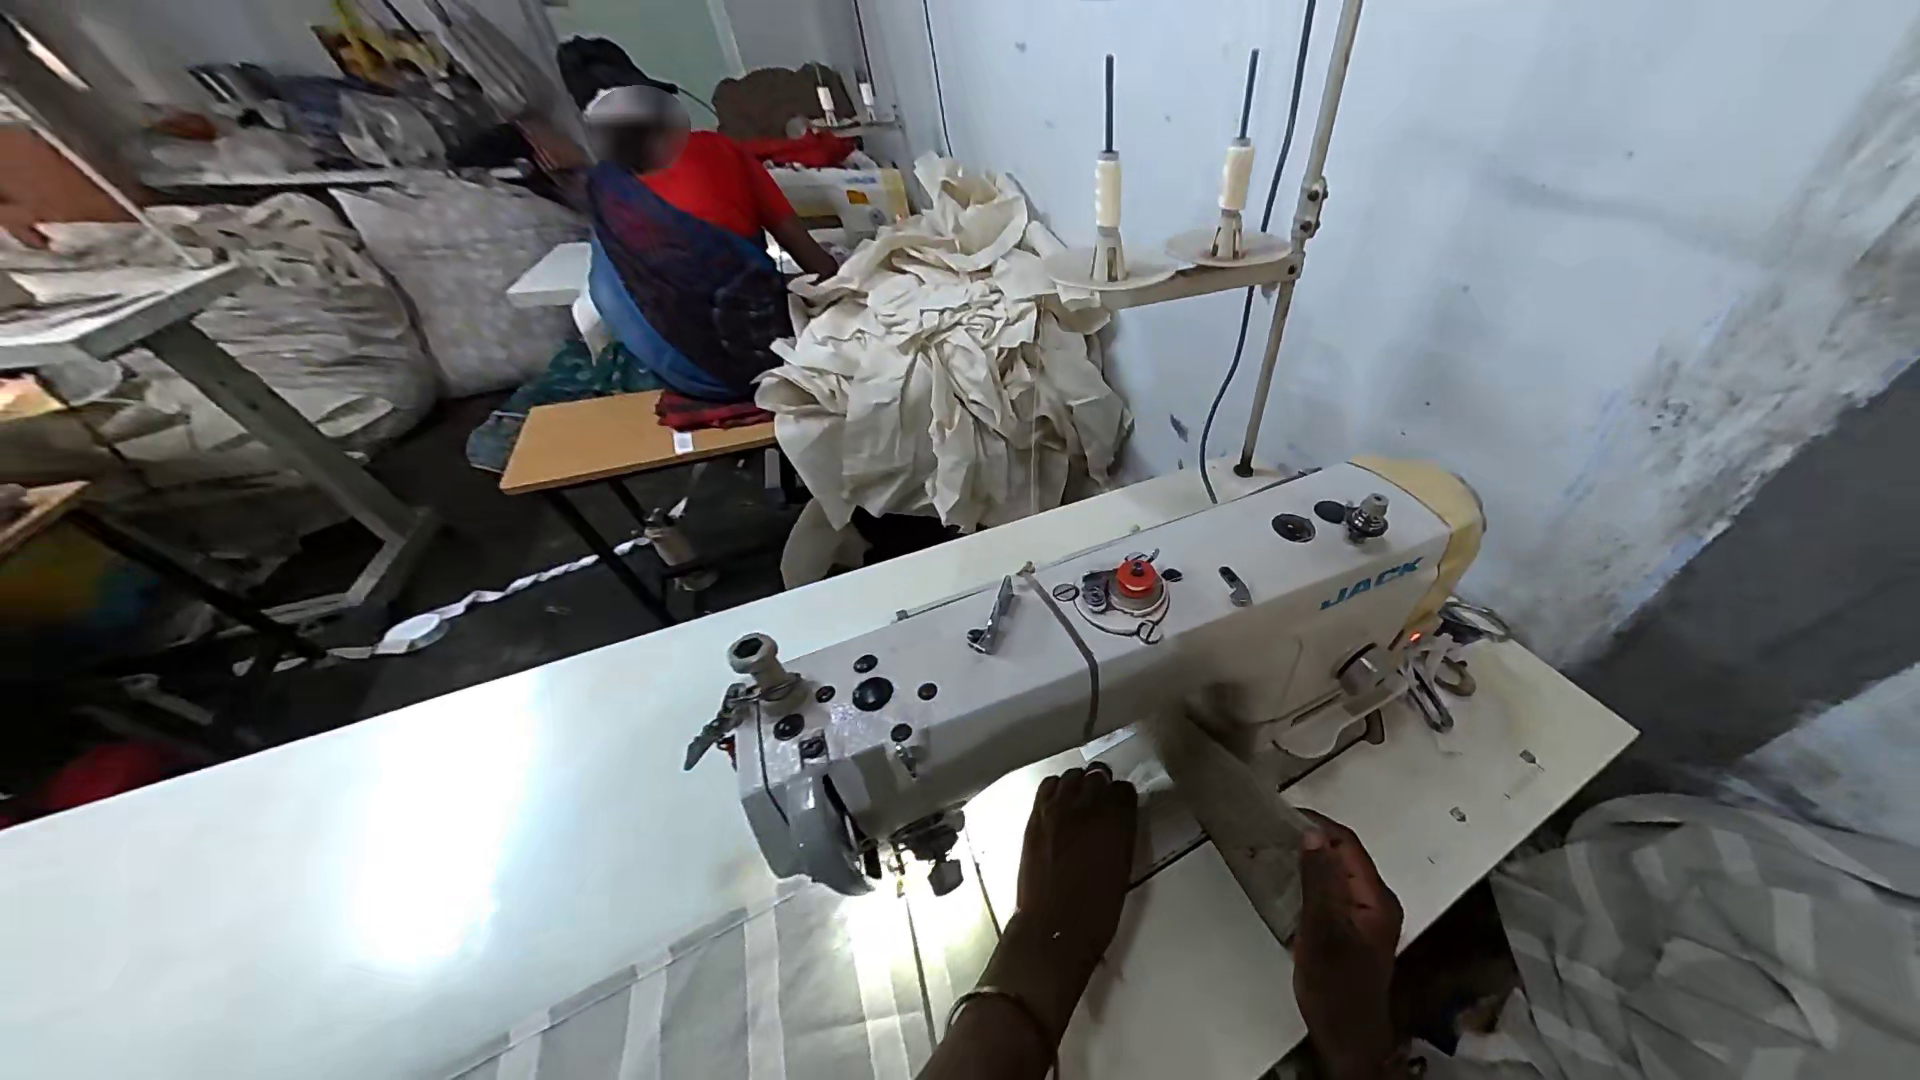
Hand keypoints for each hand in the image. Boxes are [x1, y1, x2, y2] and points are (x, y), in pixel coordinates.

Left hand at [981, 763, 1137, 1040]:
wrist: (1052, 928)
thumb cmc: (1096, 912)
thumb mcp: (1122, 870)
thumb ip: (1121, 836)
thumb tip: (1118, 819)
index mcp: (1113, 824)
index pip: (1124, 790)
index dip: (1124, 796)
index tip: (1123, 803)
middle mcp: (1084, 809)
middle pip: (1097, 776)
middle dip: (1103, 783)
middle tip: (1104, 794)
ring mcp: (1055, 810)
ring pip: (1071, 776)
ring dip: (1080, 782)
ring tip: (1081, 795)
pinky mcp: (1035, 816)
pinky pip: (1047, 787)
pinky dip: (1056, 788)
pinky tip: (1059, 800)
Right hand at [1293, 810, 1403, 1078]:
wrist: (1345, 1033)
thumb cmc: (1333, 982)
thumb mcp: (1322, 927)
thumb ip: (1319, 879)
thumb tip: (1312, 834)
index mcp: (1375, 898)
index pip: (1348, 844)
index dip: (1318, 824)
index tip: (1282, 813)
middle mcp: (1376, 900)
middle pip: (1344, 853)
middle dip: (1312, 836)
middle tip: (1273, 827)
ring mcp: (1365, 914)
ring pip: (1337, 869)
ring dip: (1310, 854)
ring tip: (1275, 845)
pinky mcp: (1352, 924)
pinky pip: (1332, 885)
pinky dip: (1311, 873)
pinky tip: (1289, 874)